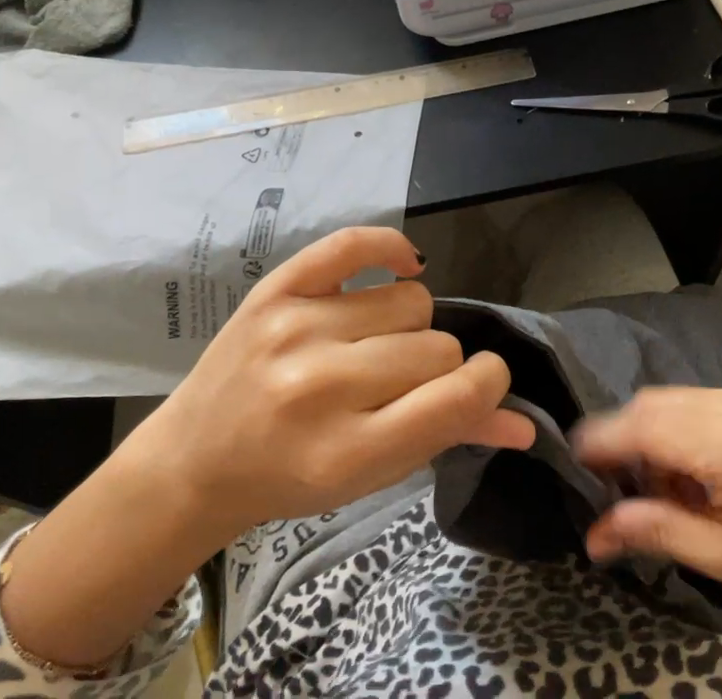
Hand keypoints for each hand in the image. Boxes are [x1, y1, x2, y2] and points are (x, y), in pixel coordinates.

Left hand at [2, 227, 533, 668]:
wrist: (195, 461)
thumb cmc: (292, 477)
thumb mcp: (372, 476)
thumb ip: (450, 439)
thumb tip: (526, 423)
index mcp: (347, 452)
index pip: (458, 396)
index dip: (487, 385)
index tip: (480, 384)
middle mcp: (320, 386)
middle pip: (438, 346)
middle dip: (436, 366)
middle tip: (400, 386)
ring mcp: (294, 330)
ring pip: (411, 300)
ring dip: (409, 324)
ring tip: (377, 347)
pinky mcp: (274, 290)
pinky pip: (355, 244)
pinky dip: (390, 248)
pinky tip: (401, 267)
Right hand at [573, 383, 721, 626]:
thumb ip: (657, 531)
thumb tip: (594, 533)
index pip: (643, 425)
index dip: (600, 440)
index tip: (571, 462)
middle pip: (653, 404)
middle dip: (623, 440)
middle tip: (615, 490)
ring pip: (673, 400)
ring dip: (651, 435)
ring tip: (658, 490)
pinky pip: (698, 403)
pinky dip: (679, 430)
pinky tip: (689, 473)